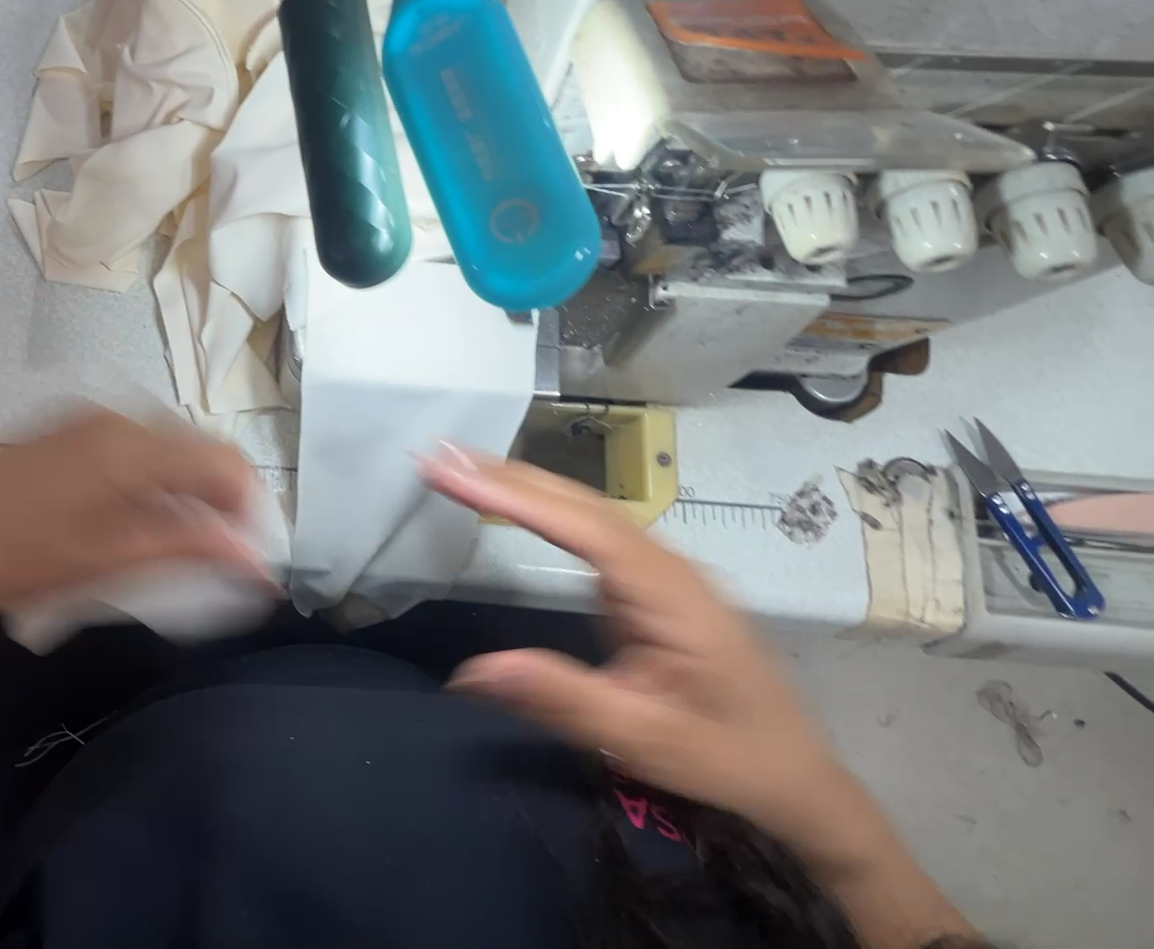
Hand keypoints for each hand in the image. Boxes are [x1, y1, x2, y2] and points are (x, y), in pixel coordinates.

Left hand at [0, 408, 267, 610]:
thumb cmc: (15, 556)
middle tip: (221, 555)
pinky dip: (153, 478)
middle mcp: (116, 417)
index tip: (253, 557)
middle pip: (199, 448)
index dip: (250, 508)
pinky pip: (134, 445)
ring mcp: (88, 418)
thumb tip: (257, 559)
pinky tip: (138, 514)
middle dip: (221, 500)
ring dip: (187, 489)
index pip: (224, 461)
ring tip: (181, 541)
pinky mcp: (66, 428)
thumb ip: (189, 549)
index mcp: (132, 444)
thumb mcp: (107, 560)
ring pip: (167, 446)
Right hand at [423, 450, 877, 869]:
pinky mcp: (646, 580)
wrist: (793, 775)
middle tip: (437, 455)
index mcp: (671, 592)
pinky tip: (505, 496)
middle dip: (506, 474)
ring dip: (518, 482)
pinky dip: (537, 504)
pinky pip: (585, 527)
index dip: (513, 496)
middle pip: (580, 503)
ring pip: (582, 508)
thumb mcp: (644, 739)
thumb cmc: (726, 756)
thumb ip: (561, 697)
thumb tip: (469, 671)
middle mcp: (666, 565)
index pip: (583, 526)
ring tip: (456, 466)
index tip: (452, 474)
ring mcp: (658, 568)